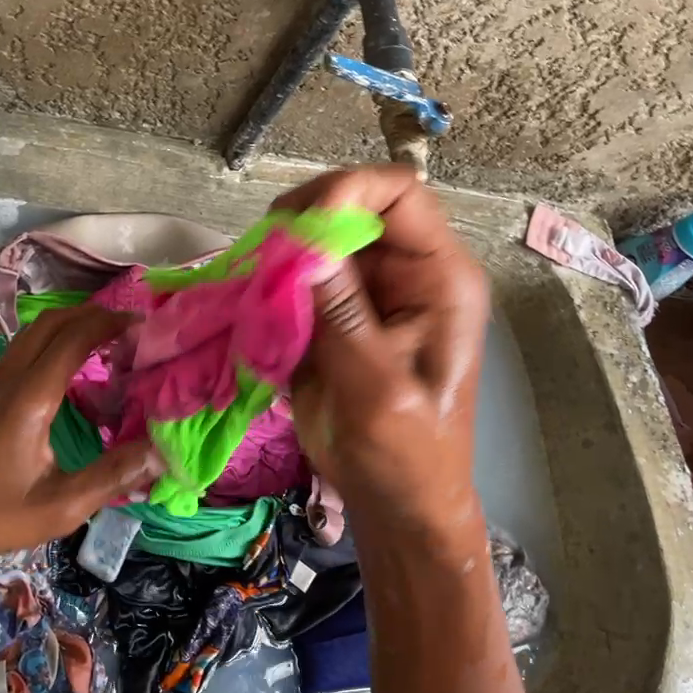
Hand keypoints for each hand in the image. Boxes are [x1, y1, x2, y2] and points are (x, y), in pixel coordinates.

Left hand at [0, 306, 163, 573]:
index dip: (109, 325)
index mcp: (29, 400)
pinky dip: (55, 340)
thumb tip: (162, 451)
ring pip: (35, 331)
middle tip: (131, 328)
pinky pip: (25, 347)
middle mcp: (9, 380)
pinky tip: (76, 364)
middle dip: (94, 316)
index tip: (144, 326)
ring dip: (73, 324)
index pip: (72, 339)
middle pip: (52, 322)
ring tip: (109, 339)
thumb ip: (114, 475)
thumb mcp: (63, 507)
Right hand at [274, 165, 491, 535]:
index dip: (346, 191)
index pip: (400, 193)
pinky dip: (273, 278)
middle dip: (304, 217)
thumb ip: (343, 315)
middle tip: (262, 250)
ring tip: (253, 277)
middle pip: (354, 204)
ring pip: (320, 235)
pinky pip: (302, 272)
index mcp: (439, 278)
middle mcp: (407, 270)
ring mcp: (370, 289)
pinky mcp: (338, 311)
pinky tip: (254, 298)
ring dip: (282, 248)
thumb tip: (307, 241)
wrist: (396, 501)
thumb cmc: (406, 454)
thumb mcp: (378, 389)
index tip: (294, 224)